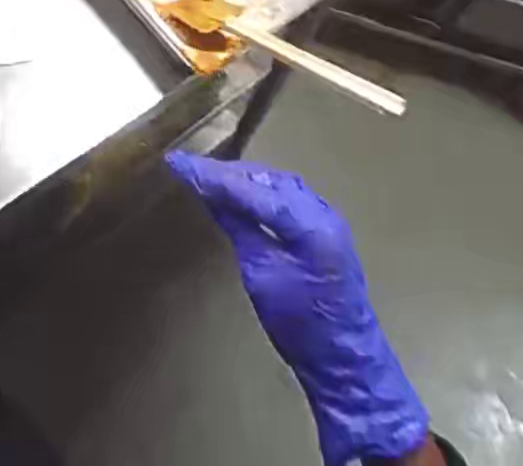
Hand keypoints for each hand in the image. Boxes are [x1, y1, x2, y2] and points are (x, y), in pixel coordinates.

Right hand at [166, 152, 428, 464]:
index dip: (212, 174)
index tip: (177, 162)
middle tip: (187, 167)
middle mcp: (320, 209)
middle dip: (225, 172)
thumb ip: (238, 226)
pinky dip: (257, 187)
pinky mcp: (323, 223)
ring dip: (241, 177)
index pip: (250, 188)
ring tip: (206, 174)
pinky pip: (285, 192)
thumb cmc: (301, 326)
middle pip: (264, 178)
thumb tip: (209, 194)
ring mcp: (325, 214)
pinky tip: (238, 189)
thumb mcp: (260, 276)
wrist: (345, 360)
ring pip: (275, 181)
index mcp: (308, 224)